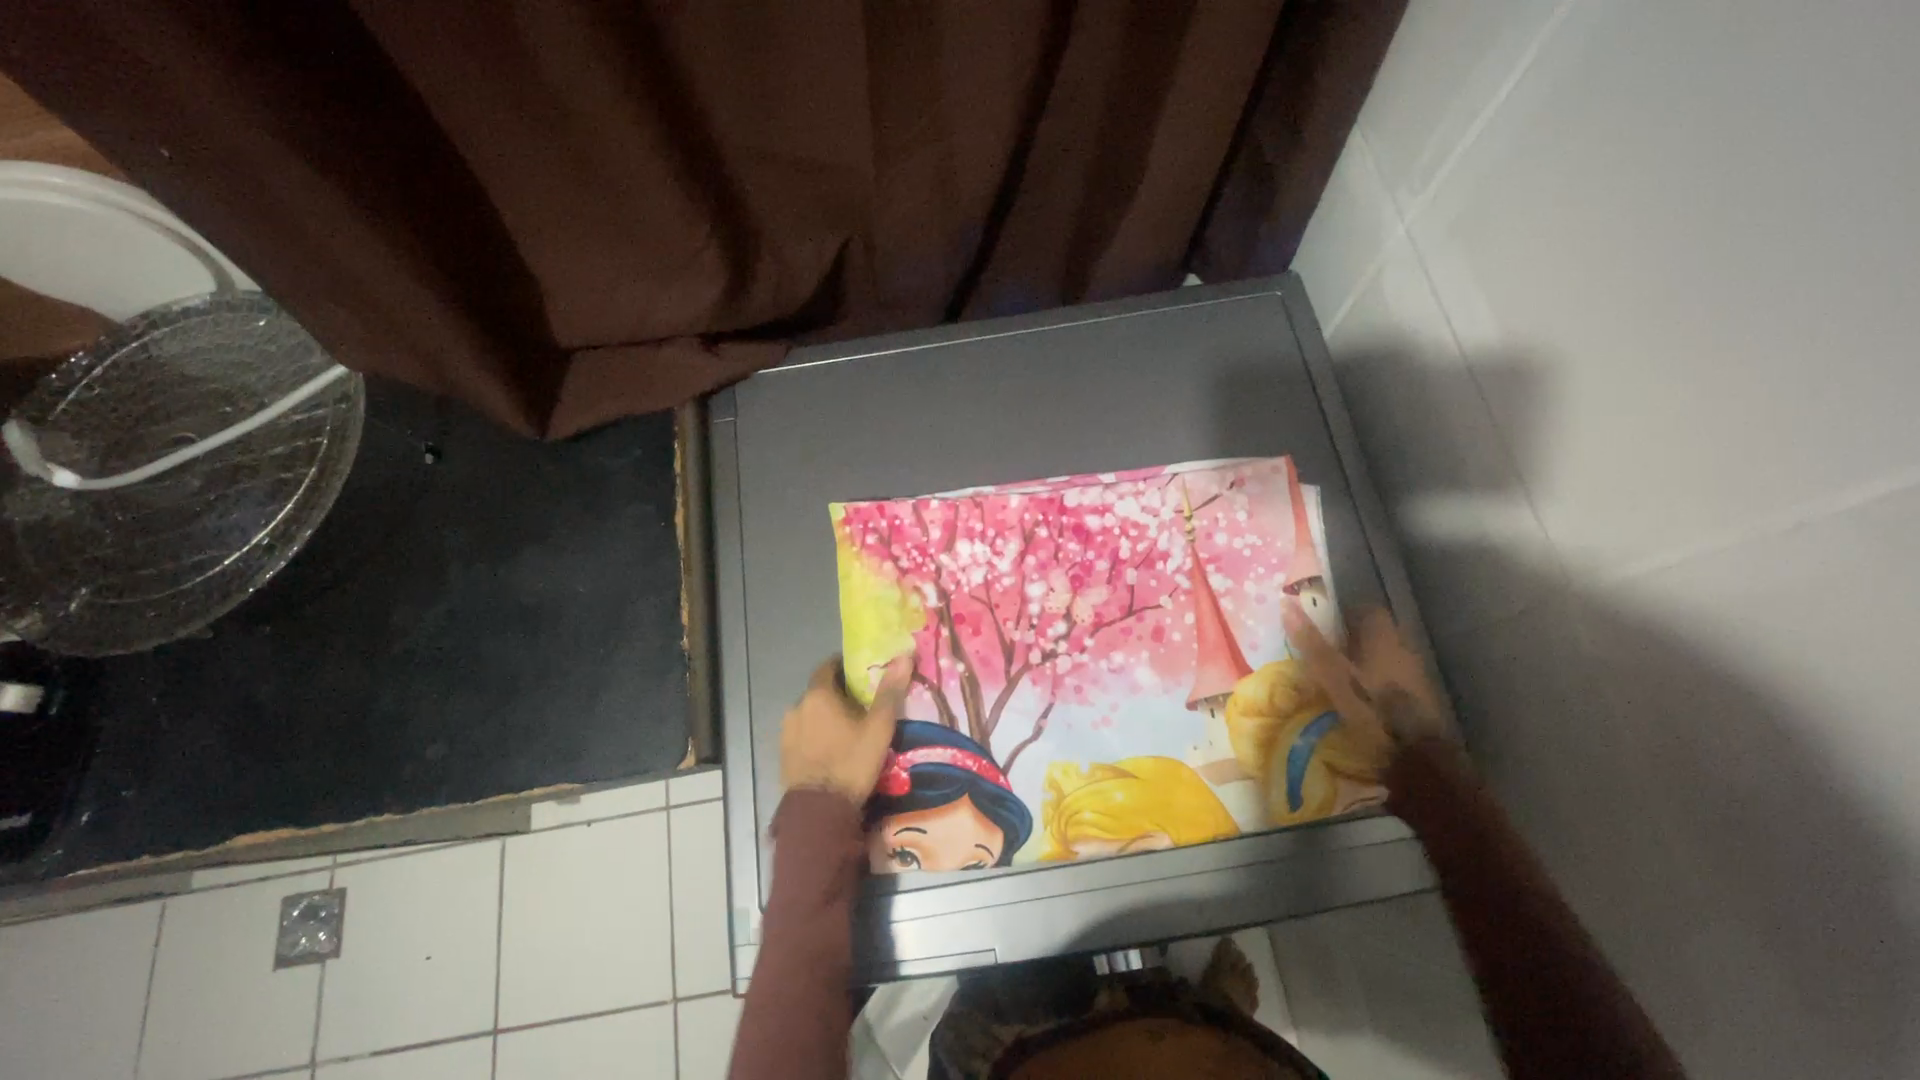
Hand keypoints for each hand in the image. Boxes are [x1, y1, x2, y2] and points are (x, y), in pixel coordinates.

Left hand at [780, 654, 912, 804]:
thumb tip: (903, 657)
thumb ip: (889, 691)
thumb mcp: (878, 728)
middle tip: (862, 706)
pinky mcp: (783, 753)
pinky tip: (831, 749)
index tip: (863, 674)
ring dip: (826, 716)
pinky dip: (815, 734)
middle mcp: (796, 706)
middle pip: (819, 691)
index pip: (828, 666)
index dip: (845, 667)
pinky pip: (802, 734)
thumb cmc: (852, 763)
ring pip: (810, 714)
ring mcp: (786, 731)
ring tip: (848, 730)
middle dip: (838, 694)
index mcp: (818, 695)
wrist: (819, 810)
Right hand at [1283, 600, 1454, 753]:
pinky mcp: (1422, 700)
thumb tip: (1286, 604)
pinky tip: (1364, 700)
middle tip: (1328, 654)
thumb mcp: (1332, 677)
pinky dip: (1379, 683)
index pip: (1369, 611)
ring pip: (1388, 657)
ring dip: (1368, 662)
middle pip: (1379, 635)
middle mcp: (1405, 650)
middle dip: (1355, 640)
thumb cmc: (1371, 710)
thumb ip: (1311, 643)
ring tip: (1342, 679)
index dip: (1346, 614)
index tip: (1325, 626)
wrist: (1416, 757)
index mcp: (1384, 640)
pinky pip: (1396, 679)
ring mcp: (1417, 676)